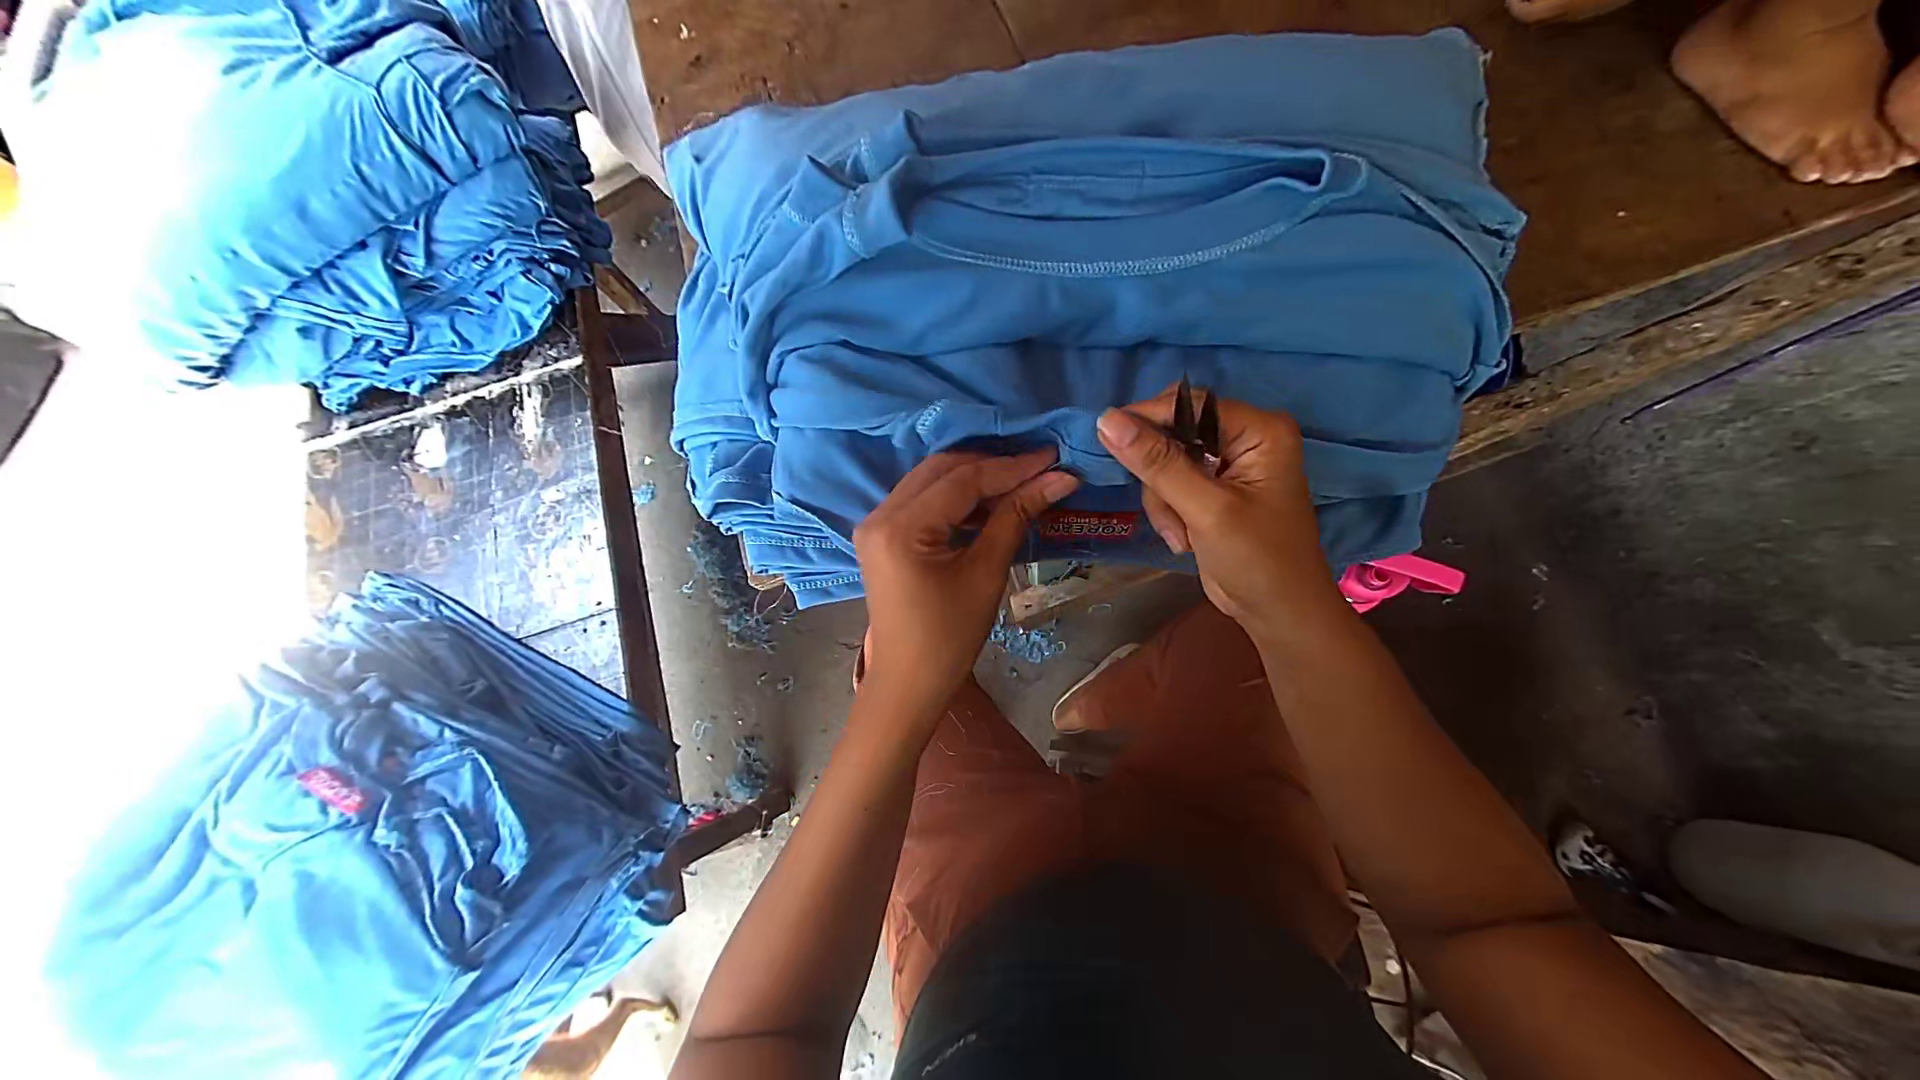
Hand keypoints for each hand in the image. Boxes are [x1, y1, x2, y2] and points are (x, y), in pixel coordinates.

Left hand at [855, 448, 1078, 712]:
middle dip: (991, 465)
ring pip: (930, 479)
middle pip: (941, 469)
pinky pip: (921, 499)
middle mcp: (880, 515)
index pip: (962, 480)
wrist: (909, 682)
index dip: (1011, 467)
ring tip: (1021, 481)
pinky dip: (955, 496)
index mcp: (900, 527)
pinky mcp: (881, 534)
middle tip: (1039, 468)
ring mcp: (875, 523)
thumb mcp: (986, 573)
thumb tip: (1059, 479)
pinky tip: (988, 501)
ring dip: (974, 477)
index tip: (1052, 458)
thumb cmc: (949, 637)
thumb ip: (1015, 517)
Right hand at [1095, 389, 1346, 637]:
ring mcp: (1225, 465)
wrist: (1276, 612)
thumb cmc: (1257, 559)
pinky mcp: (1209, 489)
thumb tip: (1107, 420)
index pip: (1189, 405)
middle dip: (1159, 473)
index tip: (1107, 438)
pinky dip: (1168, 511)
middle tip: (1163, 506)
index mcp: (1258, 430)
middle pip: (1172, 432)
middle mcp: (1243, 438)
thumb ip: (1157, 463)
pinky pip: (1168, 484)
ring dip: (1162, 500)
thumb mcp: (1205, 509)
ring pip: (1163, 462)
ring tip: (1181, 535)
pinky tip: (1184, 539)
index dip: (1147, 418)